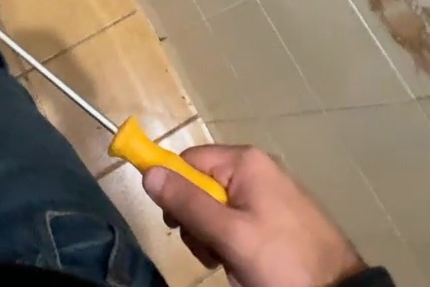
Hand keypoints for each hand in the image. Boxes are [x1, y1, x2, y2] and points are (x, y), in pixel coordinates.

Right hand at [145, 144, 366, 286]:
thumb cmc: (282, 261)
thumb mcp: (229, 235)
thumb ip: (187, 203)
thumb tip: (147, 172)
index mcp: (245, 161)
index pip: (188, 161)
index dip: (175, 190)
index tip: (174, 225)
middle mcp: (257, 169)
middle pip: (203, 186)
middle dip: (199, 223)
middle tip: (211, 252)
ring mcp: (271, 194)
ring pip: (219, 210)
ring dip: (216, 240)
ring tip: (232, 265)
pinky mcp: (280, 219)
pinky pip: (241, 223)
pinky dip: (236, 246)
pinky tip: (247, 268)